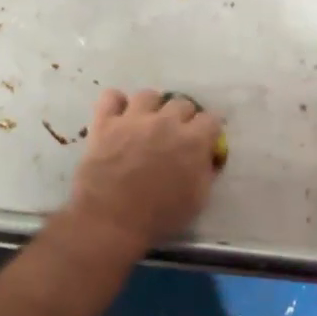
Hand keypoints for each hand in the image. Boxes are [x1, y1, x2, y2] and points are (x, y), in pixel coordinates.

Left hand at [63, 88, 223, 250]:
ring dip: (153, 108)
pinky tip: (119, 116)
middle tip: (175, 136)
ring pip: (148, 95)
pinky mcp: (105, 122)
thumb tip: (208, 158)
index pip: (211, 120)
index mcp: (192, 141)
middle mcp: (165, 122)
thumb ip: (206, 173)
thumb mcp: (197, 201)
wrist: (111, 219)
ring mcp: (133, 119)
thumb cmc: (158, 216)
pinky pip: (111, 97)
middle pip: (182, 103)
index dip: (209, 131)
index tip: (205, 141)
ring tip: (147, 123)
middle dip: (183, 118)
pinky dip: (116, 103)